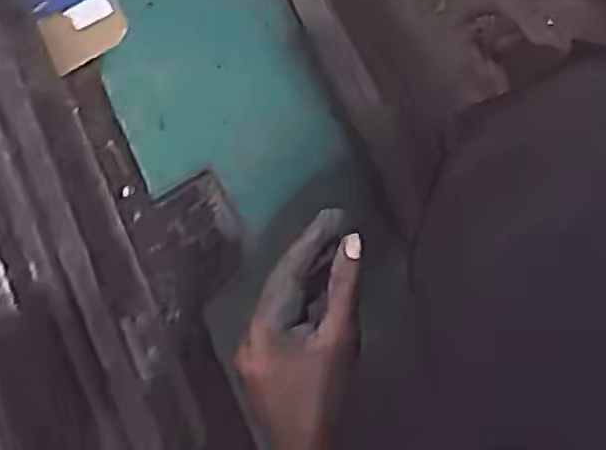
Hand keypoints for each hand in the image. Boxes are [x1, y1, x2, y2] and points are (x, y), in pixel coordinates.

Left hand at [233, 209, 361, 449]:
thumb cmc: (326, 393)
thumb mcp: (340, 335)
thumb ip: (345, 284)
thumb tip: (352, 239)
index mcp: (264, 326)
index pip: (289, 270)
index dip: (313, 239)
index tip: (335, 213)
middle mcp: (252, 333)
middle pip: (283, 279)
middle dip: (311, 249)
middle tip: (338, 219)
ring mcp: (257, 347)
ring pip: (285, 294)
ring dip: (311, 269)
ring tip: (337, 241)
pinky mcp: (268, 356)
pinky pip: (287, 311)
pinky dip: (307, 291)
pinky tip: (327, 277)